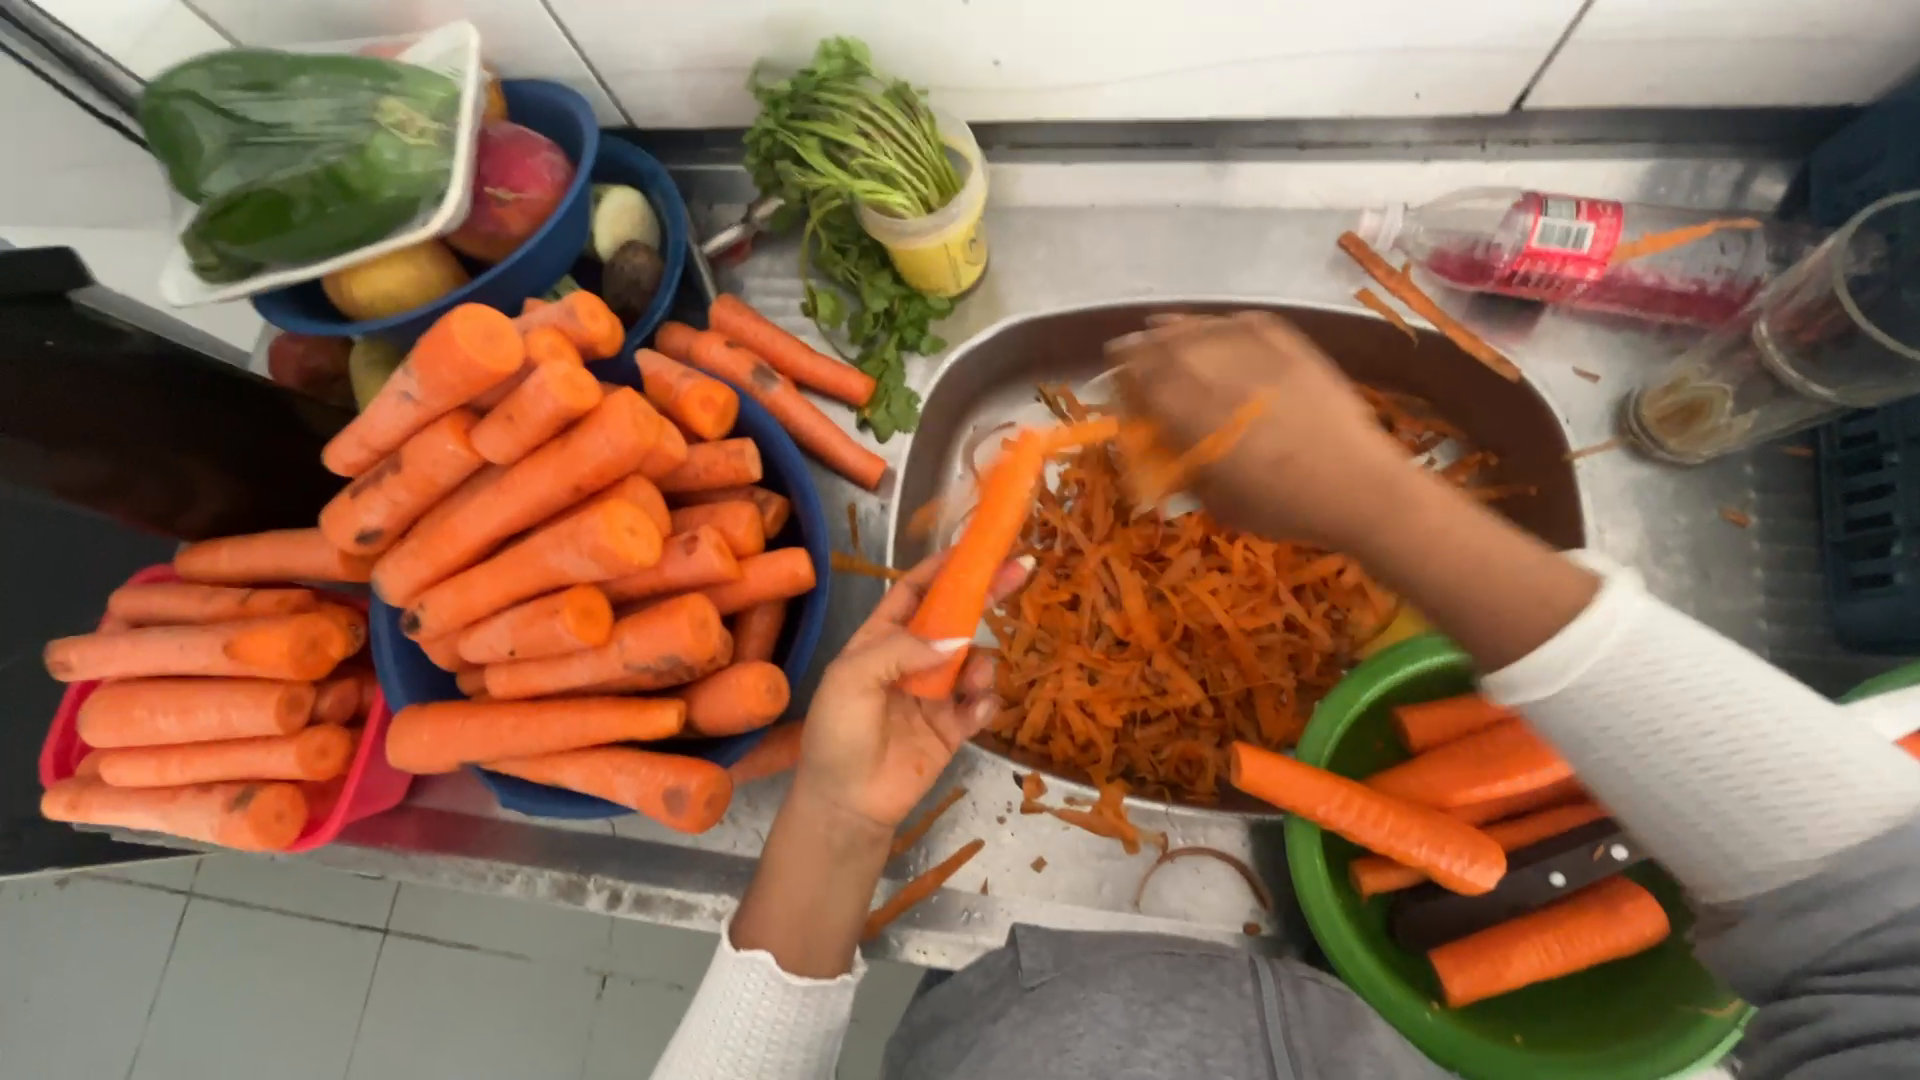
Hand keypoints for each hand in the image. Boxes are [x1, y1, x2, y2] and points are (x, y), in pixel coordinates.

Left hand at [793, 553, 1030, 828]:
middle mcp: (911, 659)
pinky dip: (984, 703)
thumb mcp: (853, 678)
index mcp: (880, 639)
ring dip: (982, 663)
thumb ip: (901, 650)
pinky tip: (970, 714)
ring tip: (974, 680)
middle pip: (955, 617)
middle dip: (985, 595)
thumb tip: (958, 639)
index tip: (974, 548)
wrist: (846, 803)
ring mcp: (934, 692)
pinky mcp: (953, 726)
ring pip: (974, 661)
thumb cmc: (837, 732)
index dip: (943, 568)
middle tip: (1019, 571)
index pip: (915, 591)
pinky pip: (981, 704)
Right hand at [1107, 311, 1411, 547]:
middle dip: (1141, 346)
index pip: (1146, 382)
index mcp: (1198, 419)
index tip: (1111, 375)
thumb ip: (1185, 470)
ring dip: (1177, 327)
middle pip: (1169, 348)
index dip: (1123, 375)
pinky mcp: (1296, 353)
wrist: (1359, 490)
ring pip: (1208, 329)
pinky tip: (1217, 324)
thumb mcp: (1218, 502)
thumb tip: (1162, 451)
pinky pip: (1253, 324)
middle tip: (1127, 348)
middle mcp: (1223, 379)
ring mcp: (1263, 360)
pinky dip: (1227, 321)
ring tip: (1160, 326)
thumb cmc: (1284, 509)